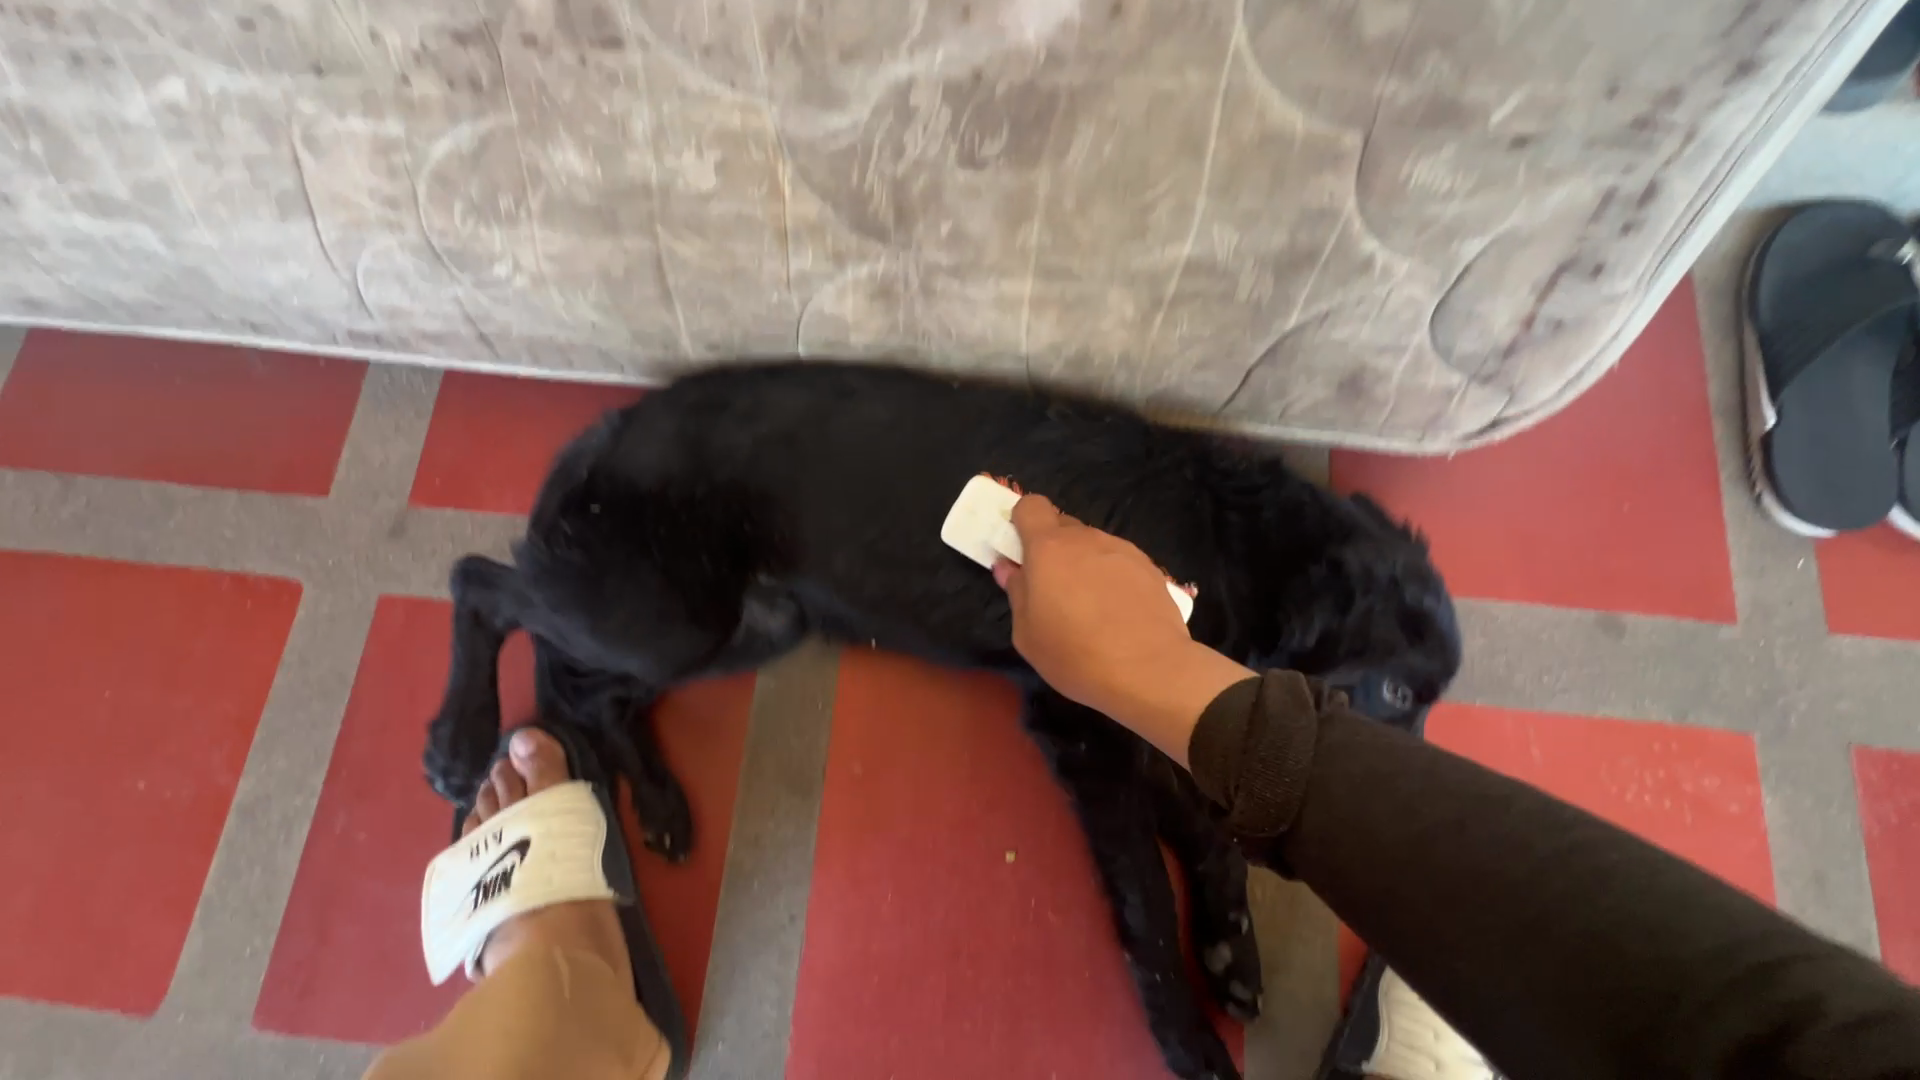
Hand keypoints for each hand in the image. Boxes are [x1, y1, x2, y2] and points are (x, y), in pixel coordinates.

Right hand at [994, 496, 1253, 762]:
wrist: (1148, 669)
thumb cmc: (1075, 654)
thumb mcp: (1027, 634)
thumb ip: (1016, 592)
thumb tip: (1009, 568)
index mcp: (1048, 548)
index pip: (1031, 506)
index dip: (1023, 522)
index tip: (1023, 551)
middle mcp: (1086, 539)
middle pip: (1063, 526)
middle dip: (1053, 549)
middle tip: (1053, 589)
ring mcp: (1122, 550)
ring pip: (1093, 546)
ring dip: (1084, 565)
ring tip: (1091, 607)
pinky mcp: (1149, 567)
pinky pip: (1119, 562)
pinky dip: (1112, 578)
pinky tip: (1118, 613)